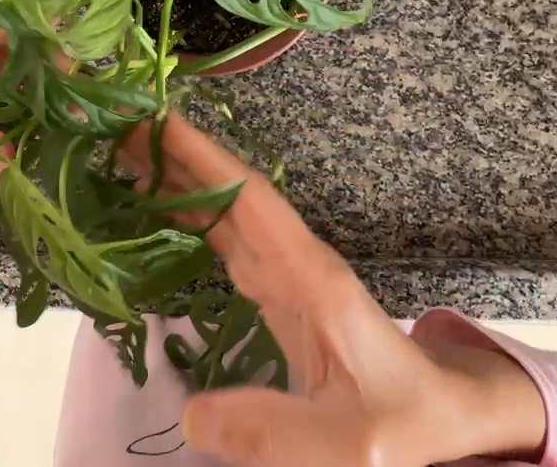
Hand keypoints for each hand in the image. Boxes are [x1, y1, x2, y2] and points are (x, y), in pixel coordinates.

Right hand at [128, 113, 547, 466]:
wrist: (438, 410)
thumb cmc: (399, 419)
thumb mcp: (346, 445)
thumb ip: (274, 431)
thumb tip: (190, 413)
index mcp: (310, 276)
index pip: (250, 201)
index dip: (205, 158)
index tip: (159, 121)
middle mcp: (293, 258)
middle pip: (227, 192)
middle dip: (176, 154)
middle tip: (118, 123)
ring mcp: (284, 269)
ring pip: (222, 208)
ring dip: (175, 176)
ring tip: (122, 152)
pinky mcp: (275, 286)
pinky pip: (223, 236)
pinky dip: (186, 213)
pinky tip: (156, 206)